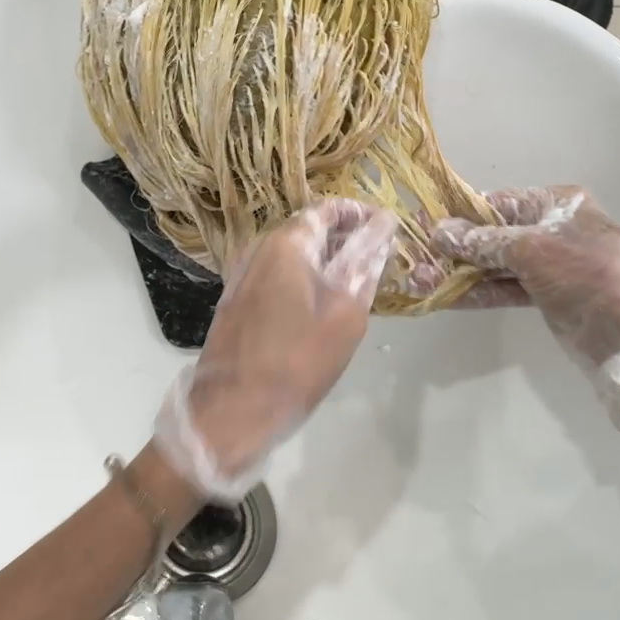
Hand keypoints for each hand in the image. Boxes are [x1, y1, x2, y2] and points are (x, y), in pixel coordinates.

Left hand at [153, 199, 396, 501]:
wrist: (231, 410)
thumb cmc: (296, 362)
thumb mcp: (346, 312)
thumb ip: (365, 262)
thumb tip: (382, 225)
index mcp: (285, 243)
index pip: (328, 209)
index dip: (361, 215)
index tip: (388, 232)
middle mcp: (256, 250)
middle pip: (308, 230)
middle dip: (344, 240)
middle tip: (378, 263)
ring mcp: (241, 277)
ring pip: (291, 256)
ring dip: (324, 263)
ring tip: (356, 287)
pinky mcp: (235, 303)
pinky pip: (276, 278)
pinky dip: (302, 282)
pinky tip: (321, 308)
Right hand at [430, 186, 619, 414]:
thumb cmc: (590, 276)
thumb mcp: (534, 250)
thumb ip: (484, 241)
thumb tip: (439, 231)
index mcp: (557, 204)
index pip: (496, 204)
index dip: (459, 216)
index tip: (423, 228)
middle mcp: (553, 229)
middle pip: (492, 235)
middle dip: (453, 250)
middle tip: (414, 263)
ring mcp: (550, 266)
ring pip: (494, 265)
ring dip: (458, 274)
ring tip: (419, 282)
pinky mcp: (547, 297)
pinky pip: (503, 290)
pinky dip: (476, 293)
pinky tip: (443, 296)